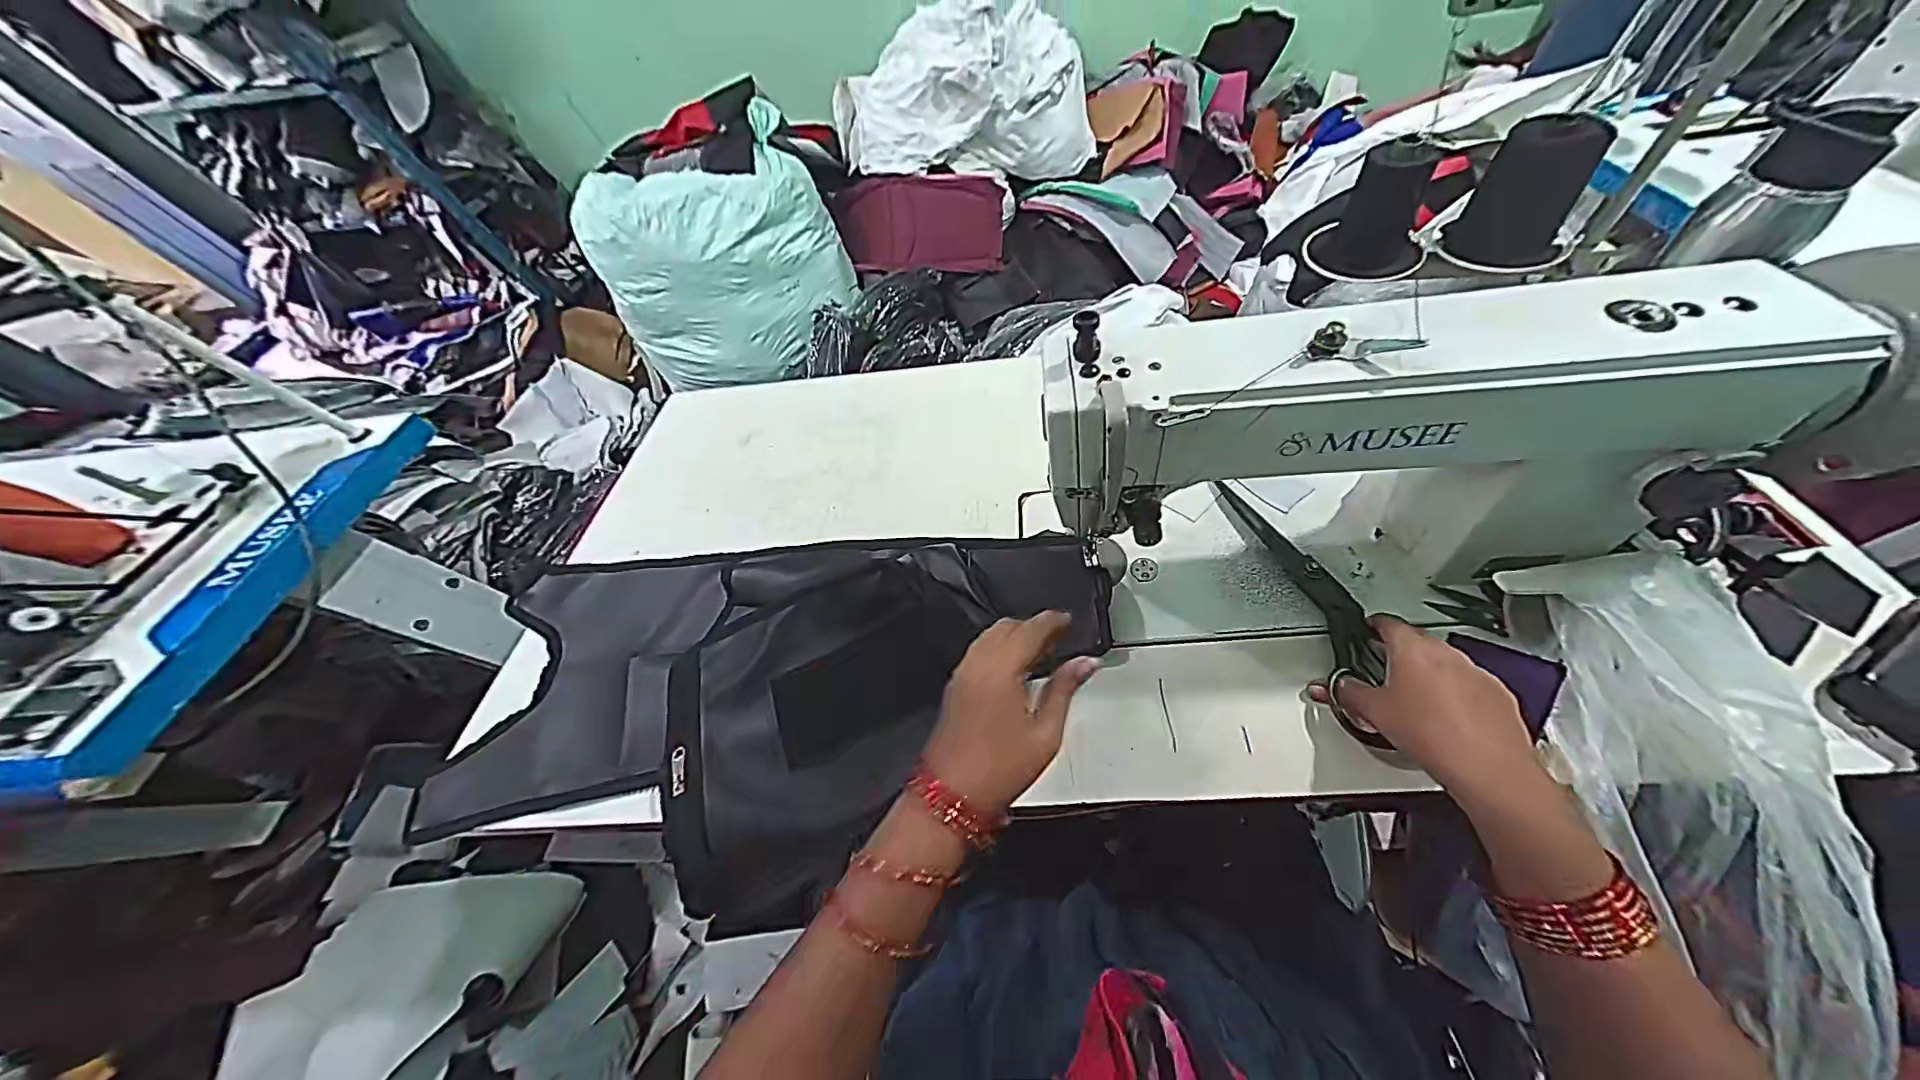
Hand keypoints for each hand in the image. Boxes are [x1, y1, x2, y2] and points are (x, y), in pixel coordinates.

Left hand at [920, 612, 1100, 814]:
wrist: (953, 794)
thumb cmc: (999, 769)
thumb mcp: (1046, 732)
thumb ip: (1065, 689)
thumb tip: (1085, 663)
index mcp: (1000, 669)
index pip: (1030, 629)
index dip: (1052, 621)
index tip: (1067, 620)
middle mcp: (976, 665)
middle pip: (1007, 626)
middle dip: (1034, 626)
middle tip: (1059, 636)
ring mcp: (962, 674)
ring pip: (989, 636)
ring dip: (1015, 635)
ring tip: (1041, 650)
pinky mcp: (955, 686)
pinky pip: (978, 652)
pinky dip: (999, 648)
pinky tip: (1016, 667)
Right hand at [1310, 616, 1537, 797]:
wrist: (1487, 767)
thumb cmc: (1435, 736)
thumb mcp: (1374, 712)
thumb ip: (1348, 693)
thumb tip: (1336, 688)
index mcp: (1413, 650)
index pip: (1388, 624)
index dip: (1374, 626)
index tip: (1369, 630)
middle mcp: (1447, 654)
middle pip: (1418, 642)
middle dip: (1401, 653)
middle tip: (1385, 672)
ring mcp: (1477, 673)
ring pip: (1446, 664)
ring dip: (1430, 675)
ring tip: (1416, 703)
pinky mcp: (1498, 694)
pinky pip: (1471, 684)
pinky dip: (1457, 694)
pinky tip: (1446, 719)